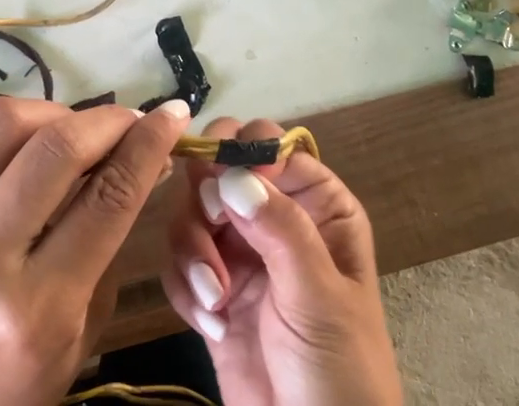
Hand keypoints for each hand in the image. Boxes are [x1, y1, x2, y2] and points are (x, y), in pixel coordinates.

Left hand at [0, 97, 193, 405]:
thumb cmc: (24, 369)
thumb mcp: (85, 317)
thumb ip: (111, 230)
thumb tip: (144, 150)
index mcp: (35, 305)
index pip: (106, 199)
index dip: (146, 146)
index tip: (171, 116)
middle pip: (53, 149)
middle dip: (104, 121)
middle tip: (128, 119)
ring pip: (2, 122)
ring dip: (53, 112)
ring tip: (75, 131)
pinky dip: (8, 125)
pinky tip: (28, 141)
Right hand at [161, 118, 402, 405]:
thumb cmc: (340, 370)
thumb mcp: (319, 296)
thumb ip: (281, 229)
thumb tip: (234, 173)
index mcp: (318, 207)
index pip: (272, 147)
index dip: (243, 153)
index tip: (223, 184)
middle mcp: (275, 219)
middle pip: (219, 172)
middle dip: (204, 203)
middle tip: (209, 232)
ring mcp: (240, 254)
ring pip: (191, 214)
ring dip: (193, 253)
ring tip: (215, 301)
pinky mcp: (211, 290)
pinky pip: (179, 263)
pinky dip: (185, 288)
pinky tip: (211, 324)